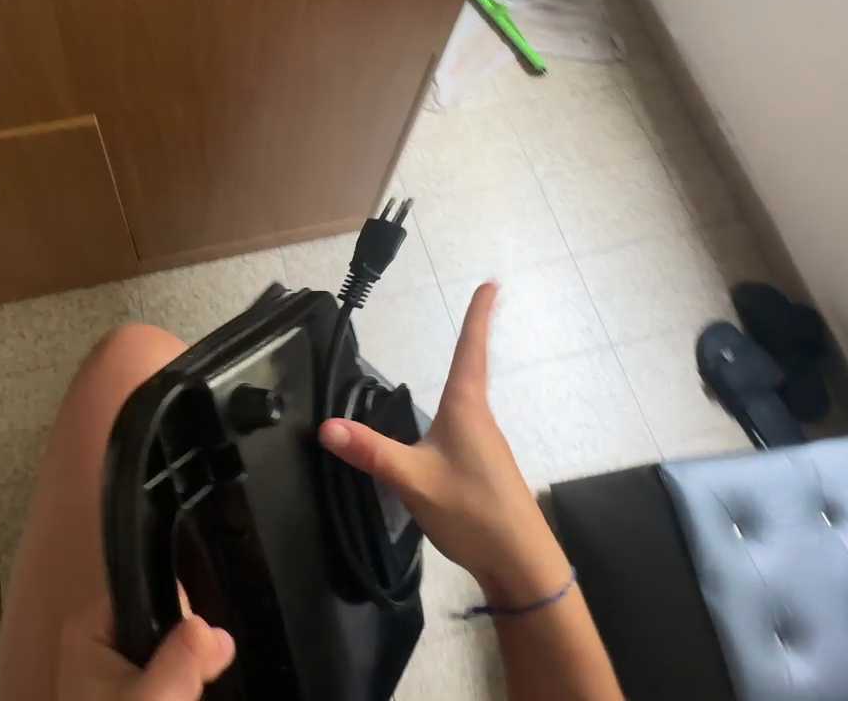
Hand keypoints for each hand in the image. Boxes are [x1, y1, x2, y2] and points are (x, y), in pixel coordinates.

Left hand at [57, 596, 235, 700]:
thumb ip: (182, 663)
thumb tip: (216, 630)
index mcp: (92, 623)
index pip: (150, 586)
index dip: (183, 606)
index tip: (205, 637)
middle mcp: (101, 635)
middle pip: (164, 614)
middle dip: (189, 643)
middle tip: (202, 672)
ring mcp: (114, 664)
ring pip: (170, 645)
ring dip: (189, 667)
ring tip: (198, 685)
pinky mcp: (129, 689)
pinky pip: (167, 668)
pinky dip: (182, 683)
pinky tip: (191, 692)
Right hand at [319, 282, 569, 605]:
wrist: (522, 564)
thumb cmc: (473, 511)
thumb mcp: (413, 480)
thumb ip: (370, 452)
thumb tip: (325, 426)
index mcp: (466, 407)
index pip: (470, 348)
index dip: (479, 314)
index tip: (492, 283)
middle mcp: (478, 417)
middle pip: (471, 368)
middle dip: (472, 336)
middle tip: (479, 304)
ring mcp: (484, 443)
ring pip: (466, 401)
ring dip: (461, 374)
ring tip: (454, 357)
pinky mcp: (483, 467)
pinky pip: (463, 428)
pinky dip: (451, 412)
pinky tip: (436, 436)